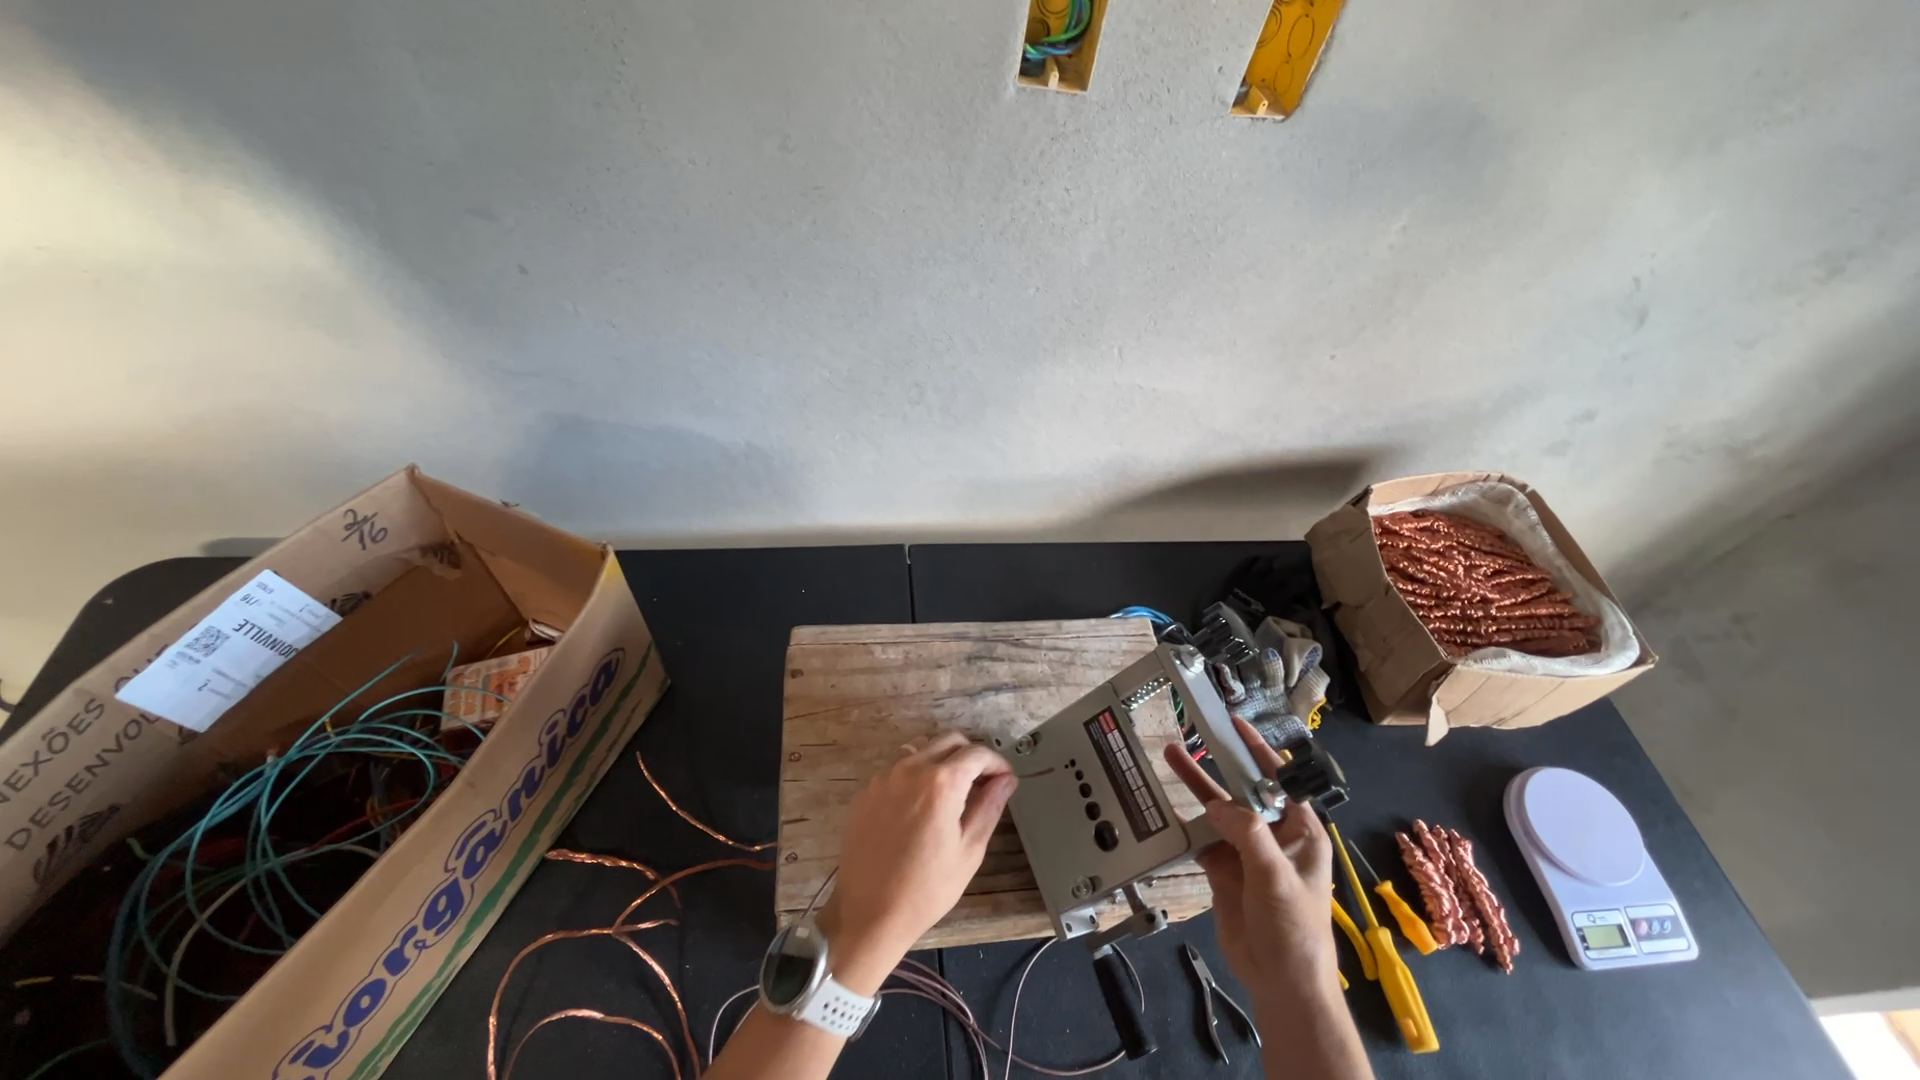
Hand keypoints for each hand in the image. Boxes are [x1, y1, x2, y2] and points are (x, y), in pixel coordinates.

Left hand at [816, 732, 1016, 993]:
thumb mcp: (969, 850)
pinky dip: (917, 776)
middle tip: (982, 784)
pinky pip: (898, 770)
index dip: (996, 763)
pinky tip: (921, 808)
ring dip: (942, 762)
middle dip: (971, 756)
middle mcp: (910, 769)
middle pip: (949, 742)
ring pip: (921, 751)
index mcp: (941, 782)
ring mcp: (884, 778)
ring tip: (953, 795)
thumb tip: (1005, 780)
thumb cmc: (927, 888)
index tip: (1004, 779)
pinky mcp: (866, 792)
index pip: (977, 753)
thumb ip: (989, 806)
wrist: (869, 912)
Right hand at [1163, 718, 1338, 1009]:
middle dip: (1219, 763)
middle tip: (1192, 734)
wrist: (1280, 981)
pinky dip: (1185, 824)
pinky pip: (1203, 839)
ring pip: (1218, 811)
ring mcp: (1246, 853)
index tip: (1236, 725)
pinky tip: (1166, 805)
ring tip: (1171, 757)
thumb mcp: (1276, 876)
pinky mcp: (1224, 871)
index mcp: (1300, 832)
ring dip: (1197, 786)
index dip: (1259, 752)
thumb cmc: (1294, 927)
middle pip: (1243, 790)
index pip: (1279, 781)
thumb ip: (1247, 834)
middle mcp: (1273, 836)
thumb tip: (1215, 804)